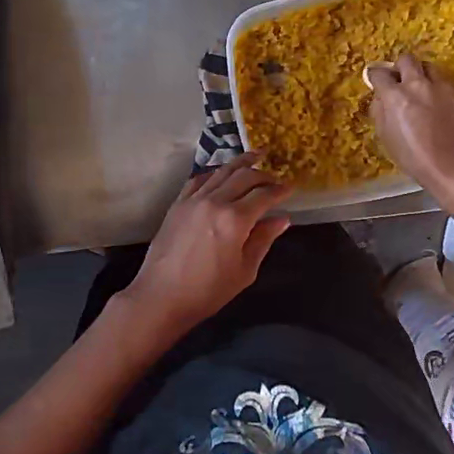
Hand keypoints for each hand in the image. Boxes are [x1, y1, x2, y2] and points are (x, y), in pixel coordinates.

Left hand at [114, 155, 292, 338]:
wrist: (161, 296)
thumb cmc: (207, 291)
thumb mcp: (244, 270)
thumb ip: (263, 240)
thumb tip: (281, 219)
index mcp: (235, 219)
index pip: (263, 195)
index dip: (280, 190)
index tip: (291, 187)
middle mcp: (214, 201)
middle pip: (244, 176)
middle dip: (263, 174)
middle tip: (276, 177)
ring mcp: (193, 200)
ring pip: (221, 172)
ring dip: (241, 163)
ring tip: (255, 156)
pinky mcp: (177, 204)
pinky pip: (199, 179)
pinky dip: (215, 173)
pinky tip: (222, 174)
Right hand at [367, 54, 453, 188]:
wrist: (447, 162)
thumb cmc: (410, 154)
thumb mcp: (384, 133)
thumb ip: (380, 109)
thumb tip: (380, 96)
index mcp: (394, 95)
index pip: (379, 73)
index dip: (375, 76)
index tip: (375, 79)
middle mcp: (416, 84)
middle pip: (406, 59)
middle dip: (400, 67)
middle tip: (399, 79)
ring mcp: (439, 87)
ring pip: (428, 66)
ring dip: (421, 74)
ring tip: (420, 89)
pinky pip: (442, 82)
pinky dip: (436, 88)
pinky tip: (436, 102)